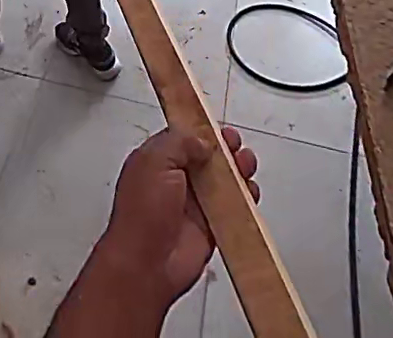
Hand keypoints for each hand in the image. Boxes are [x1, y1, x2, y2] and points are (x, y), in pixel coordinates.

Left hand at [95, 127, 259, 306]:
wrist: (146, 265)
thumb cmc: (142, 212)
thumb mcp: (156, 161)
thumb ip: (180, 143)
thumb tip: (203, 142)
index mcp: (157, 160)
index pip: (183, 138)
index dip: (201, 131)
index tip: (218, 128)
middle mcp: (175, 180)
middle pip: (205, 157)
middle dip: (223, 148)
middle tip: (235, 143)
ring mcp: (193, 204)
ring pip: (221, 180)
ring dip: (236, 169)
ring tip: (246, 163)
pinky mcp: (209, 226)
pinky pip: (231, 208)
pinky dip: (244, 198)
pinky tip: (250, 190)